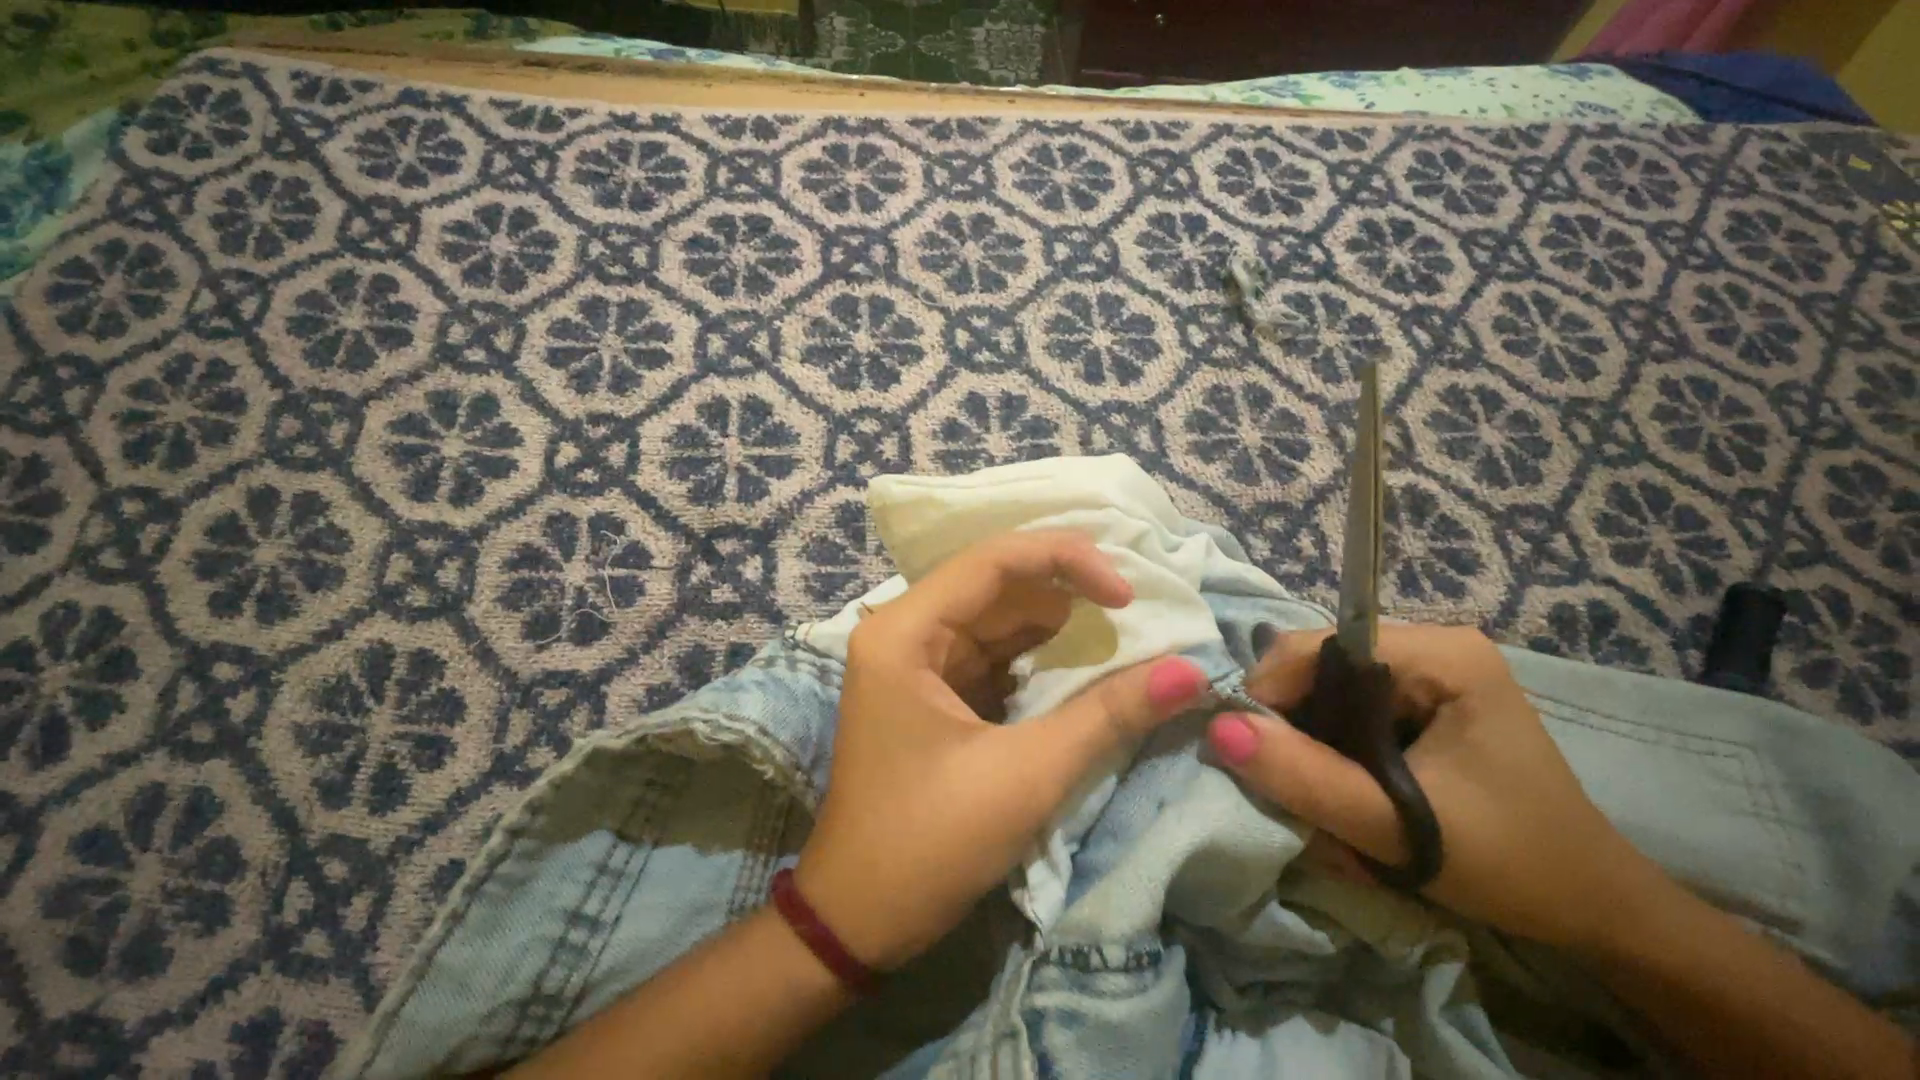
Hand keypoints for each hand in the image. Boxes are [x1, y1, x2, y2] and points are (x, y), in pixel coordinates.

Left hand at [794, 530, 1208, 969]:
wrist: (858, 921)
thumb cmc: (930, 843)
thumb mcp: (1028, 775)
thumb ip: (1109, 714)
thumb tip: (1193, 672)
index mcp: (903, 632)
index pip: (993, 560)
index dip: (1068, 561)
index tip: (1128, 595)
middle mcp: (901, 633)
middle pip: (996, 587)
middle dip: (1068, 596)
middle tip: (1139, 614)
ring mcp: (912, 666)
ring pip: (997, 624)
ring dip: (1058, 631)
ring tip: (1125, 639)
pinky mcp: (928, 698)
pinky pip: (991, 660)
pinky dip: (1038, 664)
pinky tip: (1084, 673)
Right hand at [1207, 625, 1668, 950]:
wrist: (1593, 908)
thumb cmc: (1509, 863)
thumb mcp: (1396, 828)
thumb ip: (1306, 778)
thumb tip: (1217, 730)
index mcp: (1442, 654)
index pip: (1317, 646)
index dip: (1270, 694)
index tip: (1250, 756)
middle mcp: (1435, 646)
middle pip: (1320, 668)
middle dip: (1297, 731)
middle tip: (1300, 795)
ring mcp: (1434, 673)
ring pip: (1330, 694)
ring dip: (1316, 750)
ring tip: (1332, 804)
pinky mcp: (1429, 702)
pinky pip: (1352, 713)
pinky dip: (1338, 755)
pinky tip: (1356, 797)